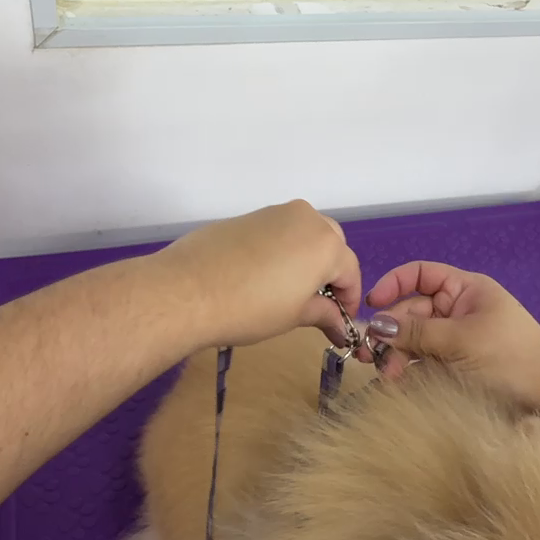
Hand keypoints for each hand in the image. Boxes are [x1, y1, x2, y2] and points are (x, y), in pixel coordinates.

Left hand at [153, 200, 361, 349]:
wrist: (188, 289)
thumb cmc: (251, 308)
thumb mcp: (294, 315)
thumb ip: (324, 314)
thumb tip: (340, 326)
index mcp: (327, 243)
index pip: (351, 272)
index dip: (349, 300)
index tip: (342, 322)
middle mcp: (306, 218)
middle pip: (331, 245)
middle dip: (330, 273)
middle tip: (319, 304)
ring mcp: (275, 212)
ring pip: (305, 234)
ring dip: (307, 259)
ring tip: (291, 290)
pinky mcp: (249, 215)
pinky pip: (279, 231)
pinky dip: (283, 250)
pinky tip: (264, 276)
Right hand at [364, 261, 539, 410]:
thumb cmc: (511, 359)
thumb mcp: (460, 341)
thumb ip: (416, 332)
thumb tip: (375, 325)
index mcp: (465, 290)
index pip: (420, 274)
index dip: (393, 284)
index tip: (371, 306)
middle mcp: (459, 309)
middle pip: (412, 311)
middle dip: (391, 331)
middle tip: (369, 357)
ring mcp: (457, 338)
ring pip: (415, 339)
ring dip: (397, 354)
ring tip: (387, 377)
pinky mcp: (456, 365)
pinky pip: (425, 360)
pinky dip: (410, 369)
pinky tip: (397, 383)